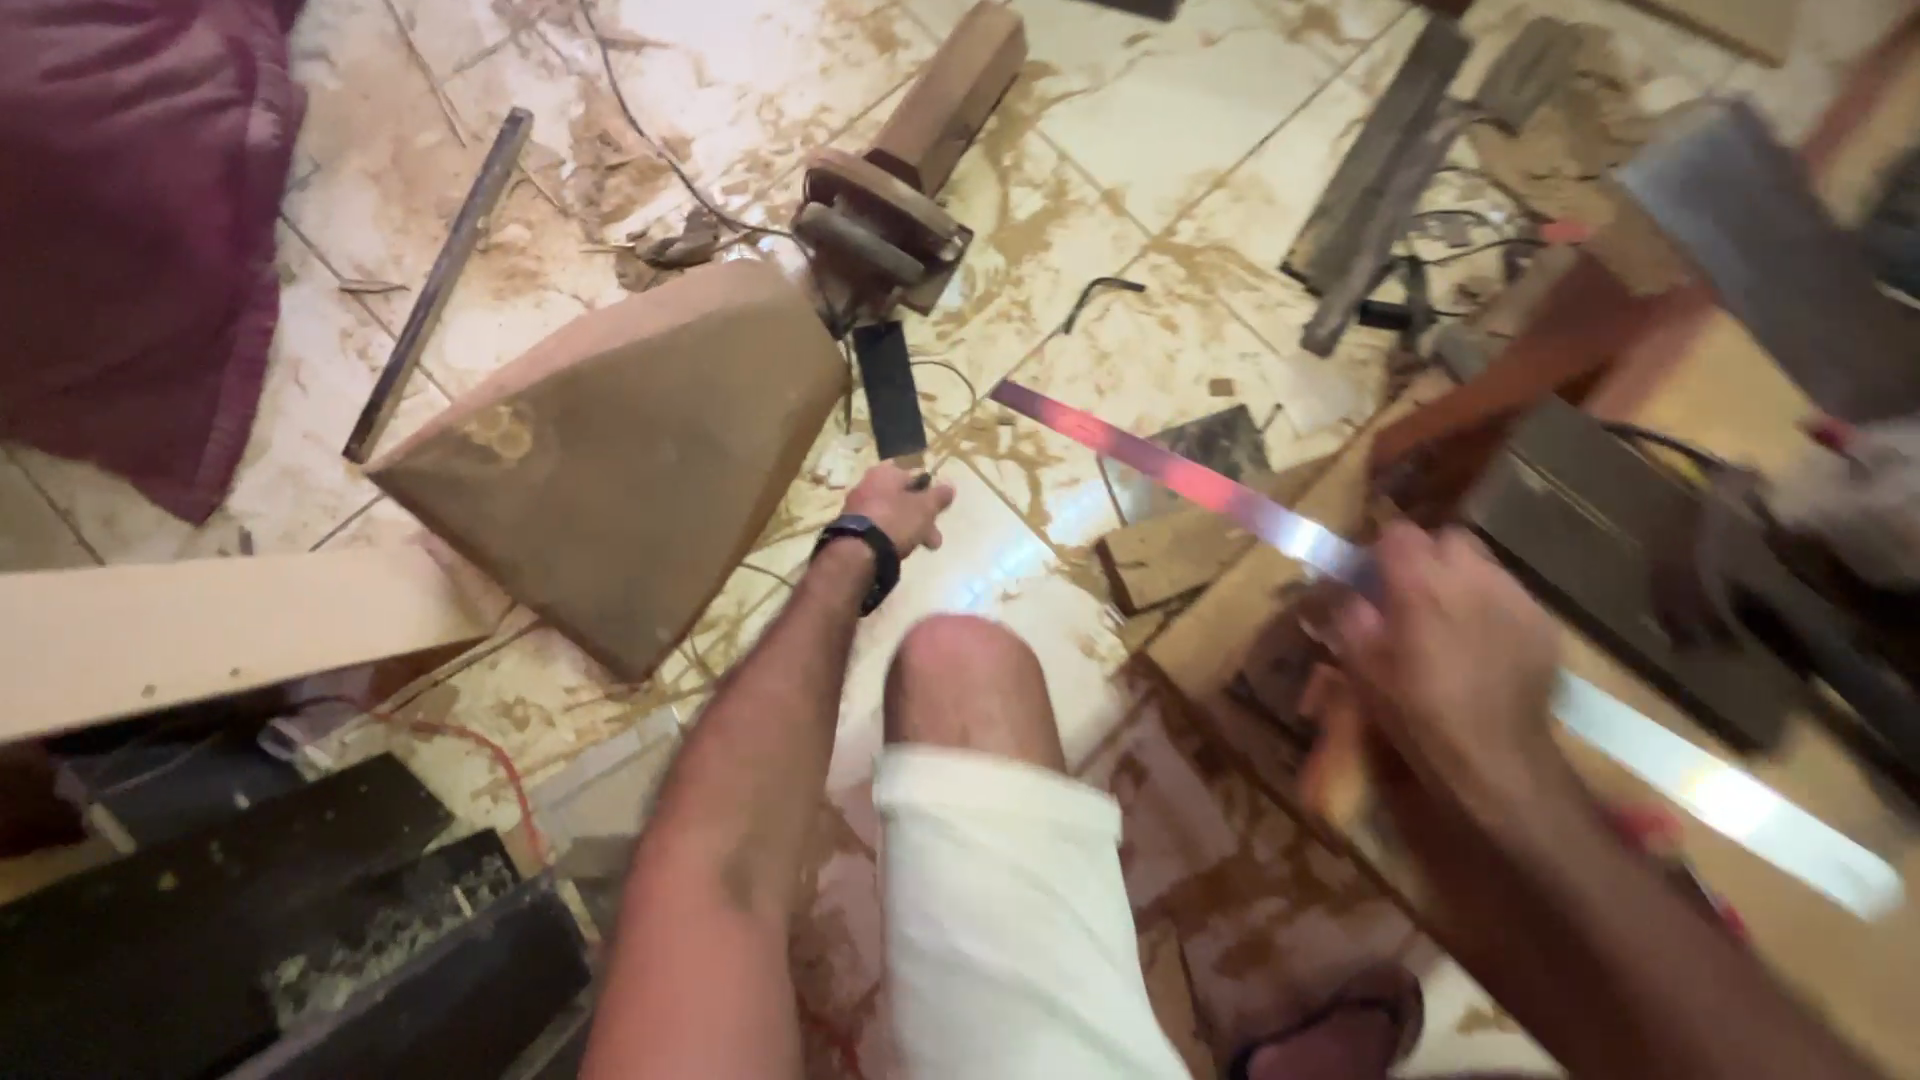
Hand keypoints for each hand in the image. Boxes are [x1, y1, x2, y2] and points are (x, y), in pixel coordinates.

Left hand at [843, 463, 955, 557]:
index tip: (939, 509)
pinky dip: (891, 536)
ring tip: (924, 547)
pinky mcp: (850, 528)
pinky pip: (878, 527)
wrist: (859, 551)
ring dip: (910, 529)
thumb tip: (950, 485)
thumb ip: (939, 496)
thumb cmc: (896, 521)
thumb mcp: (925, 508)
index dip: (929, 492)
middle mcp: (867, 484)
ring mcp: (856, 506)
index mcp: (885, 472)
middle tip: (935, 538)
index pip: (913, 475)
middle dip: (922, 518)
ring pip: (892, 515)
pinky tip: (900, 550)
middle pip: (903, 498)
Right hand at [1331, 522, 1576, 829]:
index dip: (1382, 550)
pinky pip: (1511, 595)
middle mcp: (1471, 577)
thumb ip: (1349, 613)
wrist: (1493, 756)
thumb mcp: (1359, 663)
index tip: (1373, 574)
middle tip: (1412, 592)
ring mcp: (1514, 597)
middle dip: (1427, 556)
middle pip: (1447, 538)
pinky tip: (1483, 643)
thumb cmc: (1414, 710)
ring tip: (1450, 617)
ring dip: (1461, 578)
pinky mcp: (1543, 623)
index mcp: (1420, 583)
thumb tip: (1344, 587)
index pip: (1399, 532)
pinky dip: (1491, 606)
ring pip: (1483, 563)